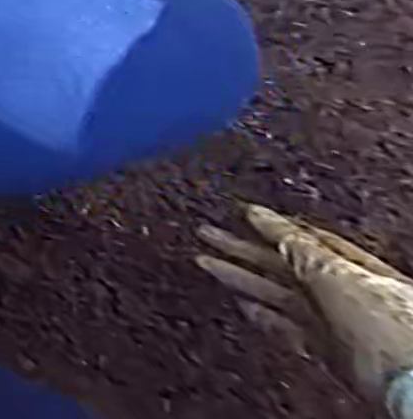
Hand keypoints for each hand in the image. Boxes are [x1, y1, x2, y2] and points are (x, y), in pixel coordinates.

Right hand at [197, 204, 412, 416]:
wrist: (404, 384)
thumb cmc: (386, 325)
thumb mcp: (330, 270)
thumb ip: (292, 242)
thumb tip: (256, 212)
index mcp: (369, 276)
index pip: (314, 243)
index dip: (275, 227)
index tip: (242, 212)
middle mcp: (356, 299)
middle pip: (289, 269)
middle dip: (243, 250)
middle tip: (207, 234)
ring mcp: (343, 327)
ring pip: (281, 296)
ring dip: (241, 278)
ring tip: (203, 261)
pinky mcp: (329, 352)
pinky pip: (287, 328)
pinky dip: (260, 314)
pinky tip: (239, 303)